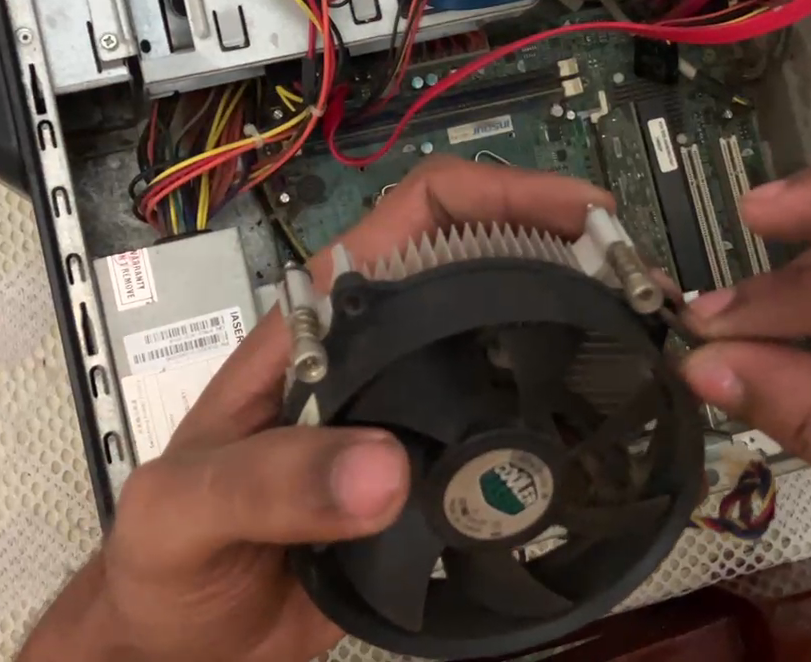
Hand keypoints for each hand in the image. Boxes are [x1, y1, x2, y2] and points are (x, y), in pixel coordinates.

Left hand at [19, 158, 610, 661]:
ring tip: (642, 337)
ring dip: (575, 315)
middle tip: (638, 283)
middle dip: (564, 247)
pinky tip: (600, 414)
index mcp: (324, 316)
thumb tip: (382, 472)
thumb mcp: (191, 508)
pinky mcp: (435, 460)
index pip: (419, 212)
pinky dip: (558, 398)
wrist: (184, 635)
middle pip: (483, 257)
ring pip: (506, 328)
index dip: (500, 193)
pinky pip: (507, 410)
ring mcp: (411, 400)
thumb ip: (269, 483)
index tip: (579, 213)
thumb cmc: (168, 558)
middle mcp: (378, 343)